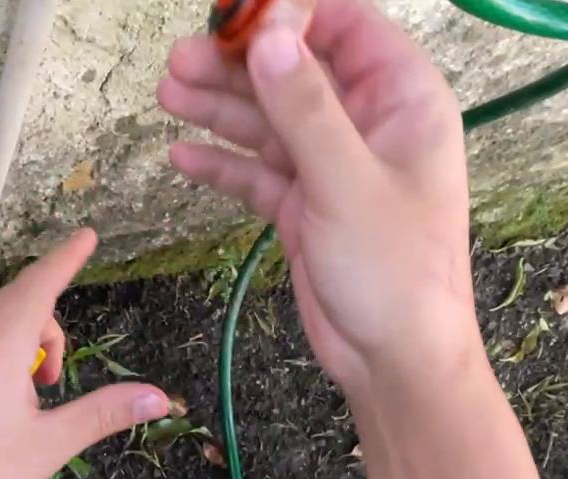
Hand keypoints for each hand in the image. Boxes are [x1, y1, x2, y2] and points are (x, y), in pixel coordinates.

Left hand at [0, 229, 171, 478]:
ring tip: (21, 400)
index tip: (85, 237)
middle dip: (44, 329)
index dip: (65, 260)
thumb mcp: (52, 447)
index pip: (38, 288)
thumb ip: (105, 413)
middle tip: (52, 381)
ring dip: (13, 346)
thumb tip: (158, 398)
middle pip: (13, 306)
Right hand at [158, 0, 478, 389]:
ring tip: (167, 94)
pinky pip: (256, 175)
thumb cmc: (393, 269)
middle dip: (238, 65)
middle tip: (178, 60)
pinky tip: (182, 155)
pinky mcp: (302, 209)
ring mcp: (329, 169)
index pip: (342, 27)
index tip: (232, 19)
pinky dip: (222, 166)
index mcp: (400, 99)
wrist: (391, 355)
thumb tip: (270, 40)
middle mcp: (364, 126)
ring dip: (219, 110)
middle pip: (293, 75)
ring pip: (267, 124)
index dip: (288, 15)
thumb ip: (306, 111)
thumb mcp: (348, 183)